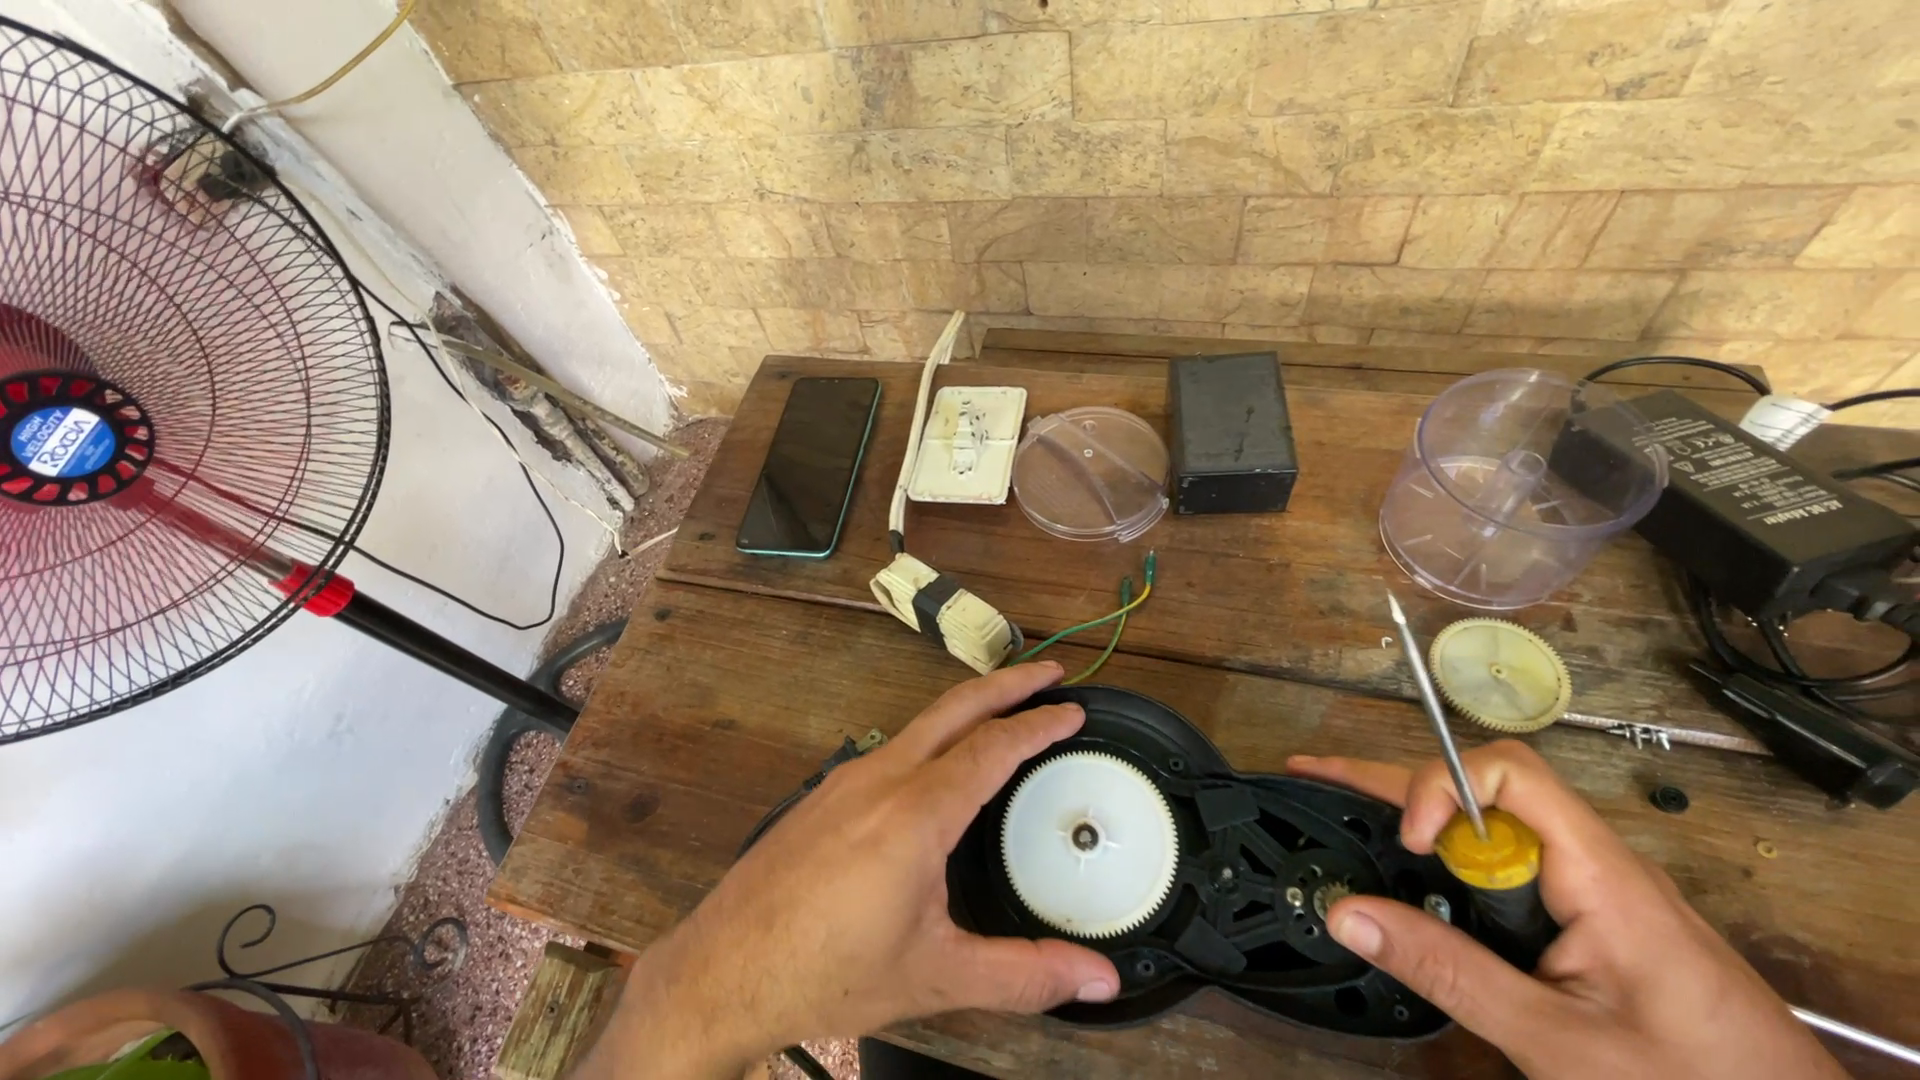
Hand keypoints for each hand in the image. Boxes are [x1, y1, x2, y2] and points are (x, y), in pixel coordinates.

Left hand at [578, 662, 1118, 1079]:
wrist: (722, 971)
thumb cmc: (830, 973)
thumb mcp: (938, 977)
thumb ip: (1026, 974)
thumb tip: (1102, 981)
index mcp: (917, 813)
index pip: (993, 747)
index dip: (1039, 723)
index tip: (1075, 709)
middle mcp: (882, 779)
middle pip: (956, 706)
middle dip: (1009, 682)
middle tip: (1050, 670)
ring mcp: (847, 780)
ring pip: (922, 722)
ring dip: (970, 706)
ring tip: (1006, 710)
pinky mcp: (825, 793)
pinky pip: (895, 745)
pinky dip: (936, 733)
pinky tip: (943, 764)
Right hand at [1290, 741, 1844, 1079]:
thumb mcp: (1557, 1040)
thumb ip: (1450, 972)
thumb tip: (1347, 912)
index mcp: (1599, 873)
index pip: (1509, 773)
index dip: (1440, 786)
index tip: (1408, 843)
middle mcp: (1591, 861)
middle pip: (1482, 786)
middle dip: (1390, 778)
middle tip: (1311, 773)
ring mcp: (1591, 887)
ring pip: (1491, 823)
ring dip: (1411, 810)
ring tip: (1338, 803)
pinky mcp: (1588, 915)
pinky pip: (1508, 864)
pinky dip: (1445, 856)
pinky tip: (1407, 867)